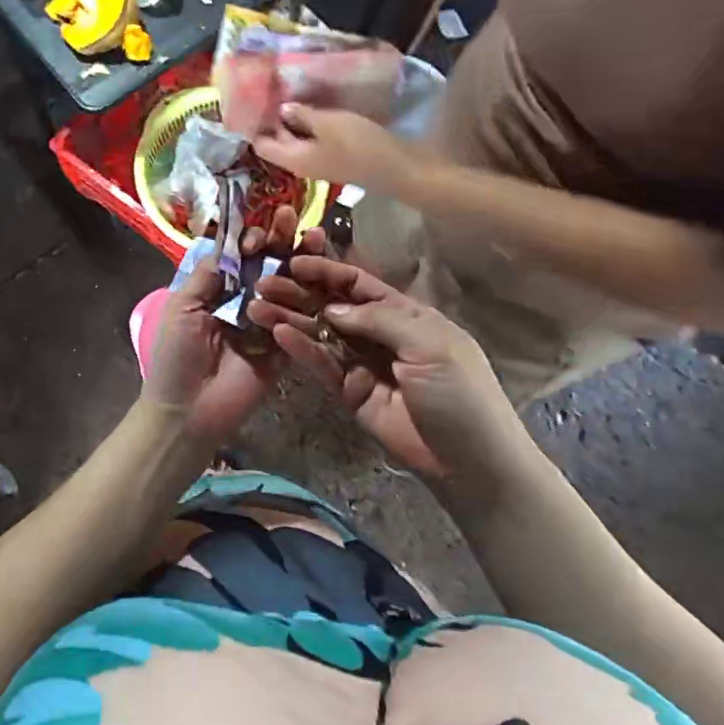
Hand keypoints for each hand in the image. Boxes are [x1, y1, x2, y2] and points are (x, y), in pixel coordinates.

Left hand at [142, 207, 326, 440]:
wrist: (187, 410)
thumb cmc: (176, 357)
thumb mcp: (183, 308)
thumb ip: (207, 276)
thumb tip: (230, 243)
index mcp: (217, 292)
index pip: (240, 258)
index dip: (251, 241)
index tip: (259, 234)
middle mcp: (244, 304)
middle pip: (268, 267)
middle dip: (281, 242)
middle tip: (293, 219)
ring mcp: (267, 326)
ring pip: (289, 289)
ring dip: (301, 264)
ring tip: (314, 238)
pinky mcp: (284, 349)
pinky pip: (299, 322)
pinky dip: (307, 301)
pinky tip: (318, 278)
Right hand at [248, 255, 520, 473]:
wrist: (467, 461)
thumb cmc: (459, 393)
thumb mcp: (429, 345)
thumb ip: (379, 320)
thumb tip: (332, 308)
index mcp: (408, 316)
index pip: (361, 286)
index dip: (328, 273)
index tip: (294, 263)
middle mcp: (381, 334)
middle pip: (334, 307)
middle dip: (300, 294)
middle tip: (264, 284)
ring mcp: (363, 364)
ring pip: (321, 334)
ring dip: (290, 319)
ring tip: (256, 307)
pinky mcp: (349, 392)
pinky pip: (322, 365)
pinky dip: (300, 349)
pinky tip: (278, 334)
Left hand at [251, 103, 405, 188]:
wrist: (396, 167)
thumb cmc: (359, 144)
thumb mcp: (328, 124)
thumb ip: (302, 116)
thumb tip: (281, 109)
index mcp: (292, 159)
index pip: (261, 144)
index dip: (255, 124)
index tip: (253, 100)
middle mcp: (299, 163)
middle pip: (277, 141)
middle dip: (274, 118)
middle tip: (272, 88)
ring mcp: (317, 161)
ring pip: (296, 138)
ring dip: (293, 118)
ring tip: (291, 90)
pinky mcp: (333, 156)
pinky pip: (313, 139)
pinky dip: (309, 123)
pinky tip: (315, 104)